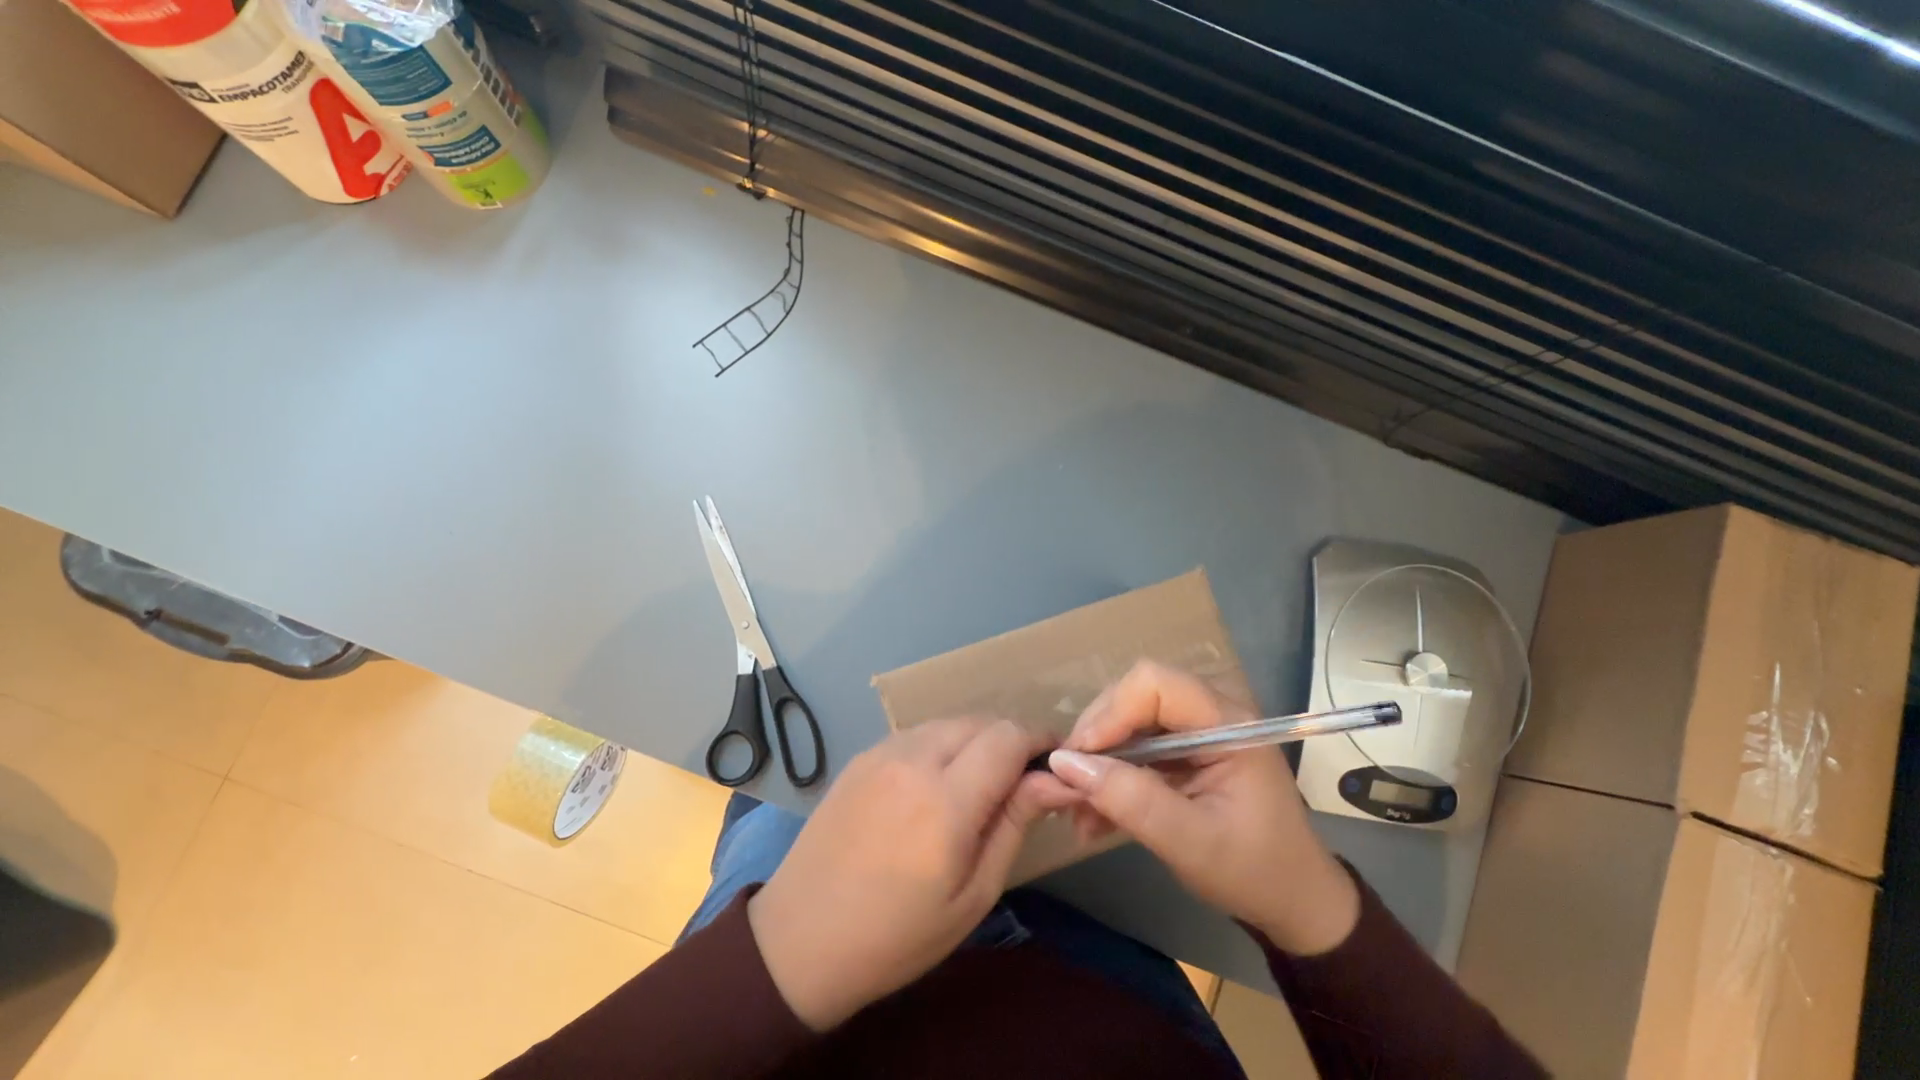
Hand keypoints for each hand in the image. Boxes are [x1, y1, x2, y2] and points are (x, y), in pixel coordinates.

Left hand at [747, 717, 1050, 1030]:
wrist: (799, 941)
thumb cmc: (897, 936)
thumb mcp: (972, 895)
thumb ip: (1014, 825)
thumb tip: (1057, 779)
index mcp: (945, 800)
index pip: (1009, 736)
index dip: (1041, 742)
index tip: (1056, 768)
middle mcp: (912, 760)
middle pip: (980, 721)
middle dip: (1011, 740)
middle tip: (1023, 782)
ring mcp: (879, 754)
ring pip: (947, 723)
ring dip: (975, 740)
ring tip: (983, 785)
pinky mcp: (858, 760)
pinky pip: (915, 735)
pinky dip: (941, 746)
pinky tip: (938, 785)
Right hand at [1032, 661, 1359, 955]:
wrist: (1295, 903)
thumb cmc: (1254, 872)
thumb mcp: (1189, 842)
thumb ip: (1130, 800)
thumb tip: (1064, 764)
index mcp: (1227, 724)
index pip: (1154, 684)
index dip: (1110, 713)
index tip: (1080, 760)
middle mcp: (1211, 715)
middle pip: (1135, 697)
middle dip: (1096, 739)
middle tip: (1069, 786)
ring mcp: (1196, 735)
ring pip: (1128, 723)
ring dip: (1098, 763)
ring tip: (1076, 811)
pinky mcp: (1185, 757)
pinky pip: (1135, 750)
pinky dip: (1110, 779)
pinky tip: (1092, 817)